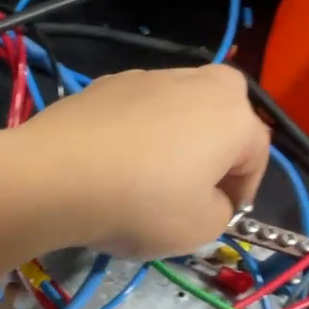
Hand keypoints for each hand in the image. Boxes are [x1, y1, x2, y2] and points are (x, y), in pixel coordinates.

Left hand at [14, 65, 270, 259]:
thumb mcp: (196, 230)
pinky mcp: (101, 88)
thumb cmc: (139, 205)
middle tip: (178, 201)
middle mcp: (199, 81)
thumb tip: (212, 203)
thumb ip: (219, 215)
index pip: (255, 157)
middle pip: (215, 128)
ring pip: (170, 121)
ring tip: (133, 191)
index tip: (218, 220)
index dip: (239, 195)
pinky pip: (126, 122)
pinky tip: (102, 174)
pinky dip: (123, 144)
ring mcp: (146, 78)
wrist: (53, 177)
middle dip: (204, 163)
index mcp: (236, 114)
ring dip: (162, 151)